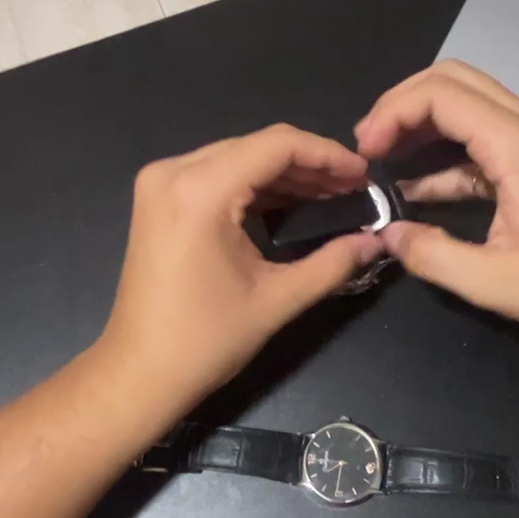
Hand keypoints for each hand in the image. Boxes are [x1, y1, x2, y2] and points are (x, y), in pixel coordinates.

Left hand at [96, 124, 384, 413]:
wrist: (140, 372)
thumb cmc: (205, 340)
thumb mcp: (277, 299)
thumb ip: (332, 263)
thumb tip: (378, 241)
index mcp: (200, 190)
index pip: (276, 145)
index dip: (327, 154)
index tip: (364, 173)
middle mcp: (174, 172)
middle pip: (257, 146)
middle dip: (310, 164)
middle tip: (355, 187)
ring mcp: (161, 183)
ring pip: (238, 157)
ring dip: (285, 174)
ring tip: (333, 195)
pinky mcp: (160, 200)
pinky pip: (217, 175)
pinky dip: (255, 185)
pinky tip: (293, 202)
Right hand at [354, 61, 518, 338]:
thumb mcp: (492, 281)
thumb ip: (431, 255)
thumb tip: (388, 234)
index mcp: (517, 145)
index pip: (441, 95)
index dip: (392, 114)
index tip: (364, 154)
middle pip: (452, 80)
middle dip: (401, 104)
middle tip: (367, 146)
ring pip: (466, 100)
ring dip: (420, 120)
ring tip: (381, 157)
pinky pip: (478, 135)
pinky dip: (441, 150)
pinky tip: (414, 186)